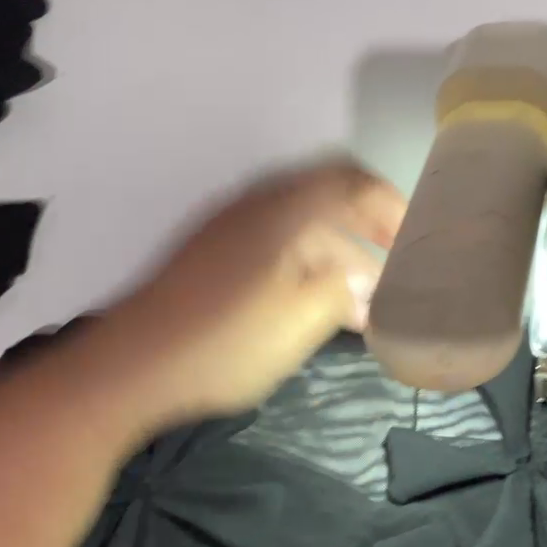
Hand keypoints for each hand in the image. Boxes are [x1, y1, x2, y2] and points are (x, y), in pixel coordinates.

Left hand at [91, 157, 406, 429]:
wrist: (132, 366)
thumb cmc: (224, 342)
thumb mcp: (299, 320)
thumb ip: (342, 290)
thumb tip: (365, 280)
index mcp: (280, 210)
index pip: (349, 179)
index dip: (389, 203)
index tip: (414, 237)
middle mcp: (252, 208)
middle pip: (323, 202)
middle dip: (365, 234)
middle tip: (395, 270)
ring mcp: (225, 233)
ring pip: (297, 231)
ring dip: (335, 259)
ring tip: (361, 305)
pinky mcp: (207, 262)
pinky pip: (272, 250)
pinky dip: (304, 271)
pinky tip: (311, 313)